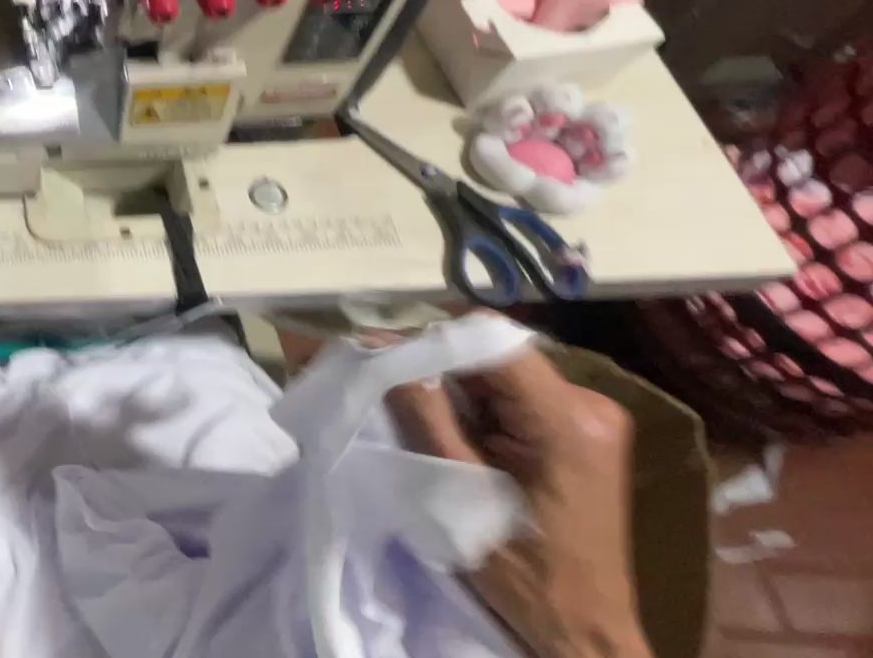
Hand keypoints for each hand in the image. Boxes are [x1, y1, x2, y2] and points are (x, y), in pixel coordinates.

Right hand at [387, 349, 652, 657]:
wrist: (580, 630)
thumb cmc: (519, 569)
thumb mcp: (455, 487)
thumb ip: (421, 409)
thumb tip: (377, 346)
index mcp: (568, 417)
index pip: (490, 341)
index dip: (431, 339)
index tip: (380, 354)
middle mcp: (588, 403)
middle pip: (494, 352)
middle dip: (436, 362)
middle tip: (386, 383)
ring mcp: (588, 416)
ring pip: (498, 370)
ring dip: (452, 383)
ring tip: (412, 408)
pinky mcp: (579, 430)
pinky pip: (512, 392)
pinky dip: (473, 401)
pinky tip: (450, 425)